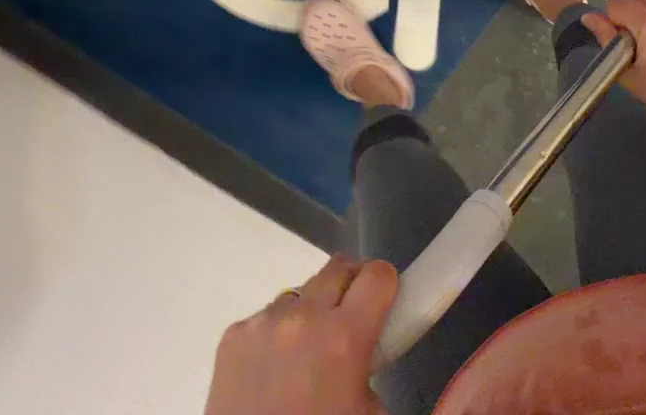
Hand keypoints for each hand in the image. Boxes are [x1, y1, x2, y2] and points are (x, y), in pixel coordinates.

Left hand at [204, 254, 397, 414]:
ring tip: (313, 360)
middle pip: (338, 269)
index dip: (387, 287)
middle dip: (354, 290)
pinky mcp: (232, 336)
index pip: (377, 274)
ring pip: (302, 292)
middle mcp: (300, 318)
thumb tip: (413, 349)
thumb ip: (396, 375)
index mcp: (343, 338)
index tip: (388, 305)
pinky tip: (279, 372)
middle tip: (358, 326)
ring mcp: (261, 323)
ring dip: (315, 311)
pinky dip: (281, 331)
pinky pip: (268, 315)